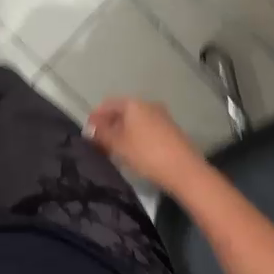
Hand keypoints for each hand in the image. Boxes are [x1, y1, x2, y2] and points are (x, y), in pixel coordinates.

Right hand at [84, 97, 202, 186]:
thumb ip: (102, 134)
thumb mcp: (118, 145)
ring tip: (115, 149)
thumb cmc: (146, 154)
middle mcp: (148, 104)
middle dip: (109, 124)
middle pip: (122, 111)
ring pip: (135, 120)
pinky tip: (133, 151)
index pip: (108, 104)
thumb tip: (91, 128)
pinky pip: (147, 128)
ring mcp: (162, 116)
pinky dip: (136, 136)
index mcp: (133, 103)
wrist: (184, 170)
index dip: (95, 117)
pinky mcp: (171, 130)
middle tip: (100, 142)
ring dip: (123, 131)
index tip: (88, 133)